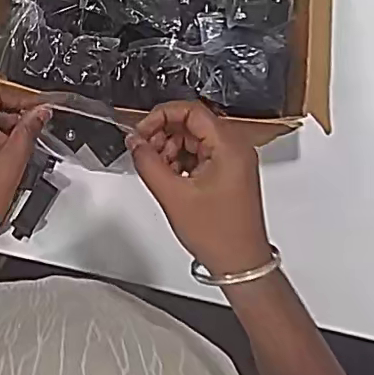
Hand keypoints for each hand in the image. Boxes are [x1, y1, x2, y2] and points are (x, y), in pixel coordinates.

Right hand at [127, 101, 272, 276]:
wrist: (240, 264)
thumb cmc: (219, 235)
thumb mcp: (172, 194)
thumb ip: (148, 161)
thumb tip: (134, 141)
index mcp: (228, 146)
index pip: (190, 111)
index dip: (161, 116)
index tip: (142, 130)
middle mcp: (235, 148)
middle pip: (190, 123)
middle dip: (163, 133)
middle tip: (144, 149)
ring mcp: (233, 160)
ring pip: (192, 138)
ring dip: (169, 148)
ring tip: (157, 167)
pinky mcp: (228, 171)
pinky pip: (198, 153)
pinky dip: (179, 159)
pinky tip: (169, 176)